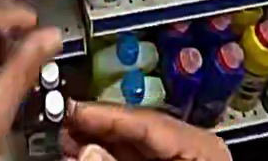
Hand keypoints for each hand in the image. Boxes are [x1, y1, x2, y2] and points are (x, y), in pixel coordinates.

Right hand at [61, 101, 231, 160]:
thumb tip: (85, 151)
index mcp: (203, 151)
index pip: (148, 123)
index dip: (107, 115)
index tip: (75, 111)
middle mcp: (194, 154)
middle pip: (140, 134)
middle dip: (100, 131)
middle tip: (64, 124)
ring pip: (135, 151)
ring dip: (101, 146)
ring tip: (69, 142)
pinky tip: (88, 158)